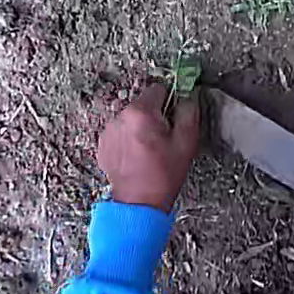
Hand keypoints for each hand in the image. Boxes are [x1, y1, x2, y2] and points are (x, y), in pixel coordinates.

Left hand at [97, 84, 201, 209]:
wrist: (138, 204)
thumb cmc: (162, 176)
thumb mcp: (186, 142)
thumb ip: (189, 112)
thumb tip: (188, 97)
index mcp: (140, 113)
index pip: (159, 89)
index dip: (171, 102)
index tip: (174, 117)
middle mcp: (120, 118)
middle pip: (144, 105)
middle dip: (156, 117)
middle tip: (164, 140)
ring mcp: (110, 131)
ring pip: (132, 119)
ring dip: (141, 129)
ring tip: (150, 151)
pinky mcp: (104, 144)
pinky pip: (121, 132)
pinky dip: (130, 140)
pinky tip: (138, 156)